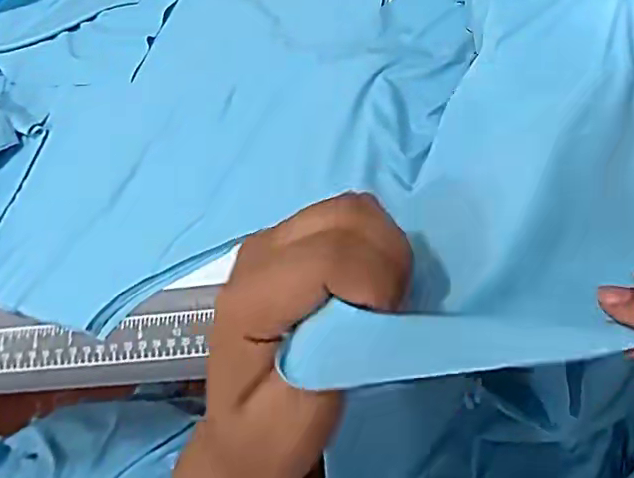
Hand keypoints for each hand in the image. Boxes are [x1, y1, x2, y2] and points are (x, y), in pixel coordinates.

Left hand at [174, 193, 411, 477]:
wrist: (242, 424)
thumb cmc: (269, 428)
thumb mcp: (299, 417)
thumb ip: (332, 358)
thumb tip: (370, 310)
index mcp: (250, 296)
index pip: (329, 255)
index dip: (374, 280)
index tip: (386, 321)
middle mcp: (260, 250)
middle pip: (346, 215)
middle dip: (386, 257)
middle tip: (391, 308)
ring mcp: (276, 233)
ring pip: (352, 206)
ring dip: (383, 245)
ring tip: (382, 293)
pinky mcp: (293, 230)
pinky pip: (349, 212)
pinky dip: (373, 237)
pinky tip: (369, 276)